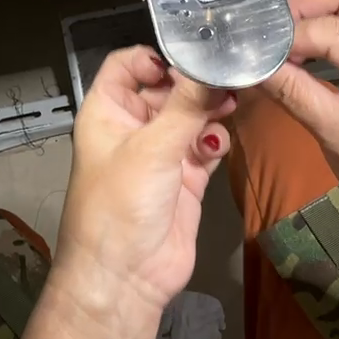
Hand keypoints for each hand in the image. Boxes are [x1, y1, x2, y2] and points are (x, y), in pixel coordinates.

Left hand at [53, 47, 233, 323]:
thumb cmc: (120, 205)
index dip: (154, 58)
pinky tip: (221, 143)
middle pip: (165, 88)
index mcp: (107, 110)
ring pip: (189, 115)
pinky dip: (215, 139)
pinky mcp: (185, 176)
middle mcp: (131, 126)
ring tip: (232, 104)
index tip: (189, 58)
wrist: (125, 280)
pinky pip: (204, 144)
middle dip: (193, 83)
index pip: (126, 65)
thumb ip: (187, 106)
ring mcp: (160, 152)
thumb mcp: (151, 149)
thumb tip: (214, 66)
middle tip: (226, 78)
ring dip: (209, 109)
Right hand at [253, 0, 338, 257]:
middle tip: (266, 37)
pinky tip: (301, 55)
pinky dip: (324, 30)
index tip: (252, 54)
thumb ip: (293, 92)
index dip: (286, 38)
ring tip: (279, 46)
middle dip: (300, 8)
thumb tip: (250, 64)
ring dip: (311, 17)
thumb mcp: (337, 136)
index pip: (329, 30)